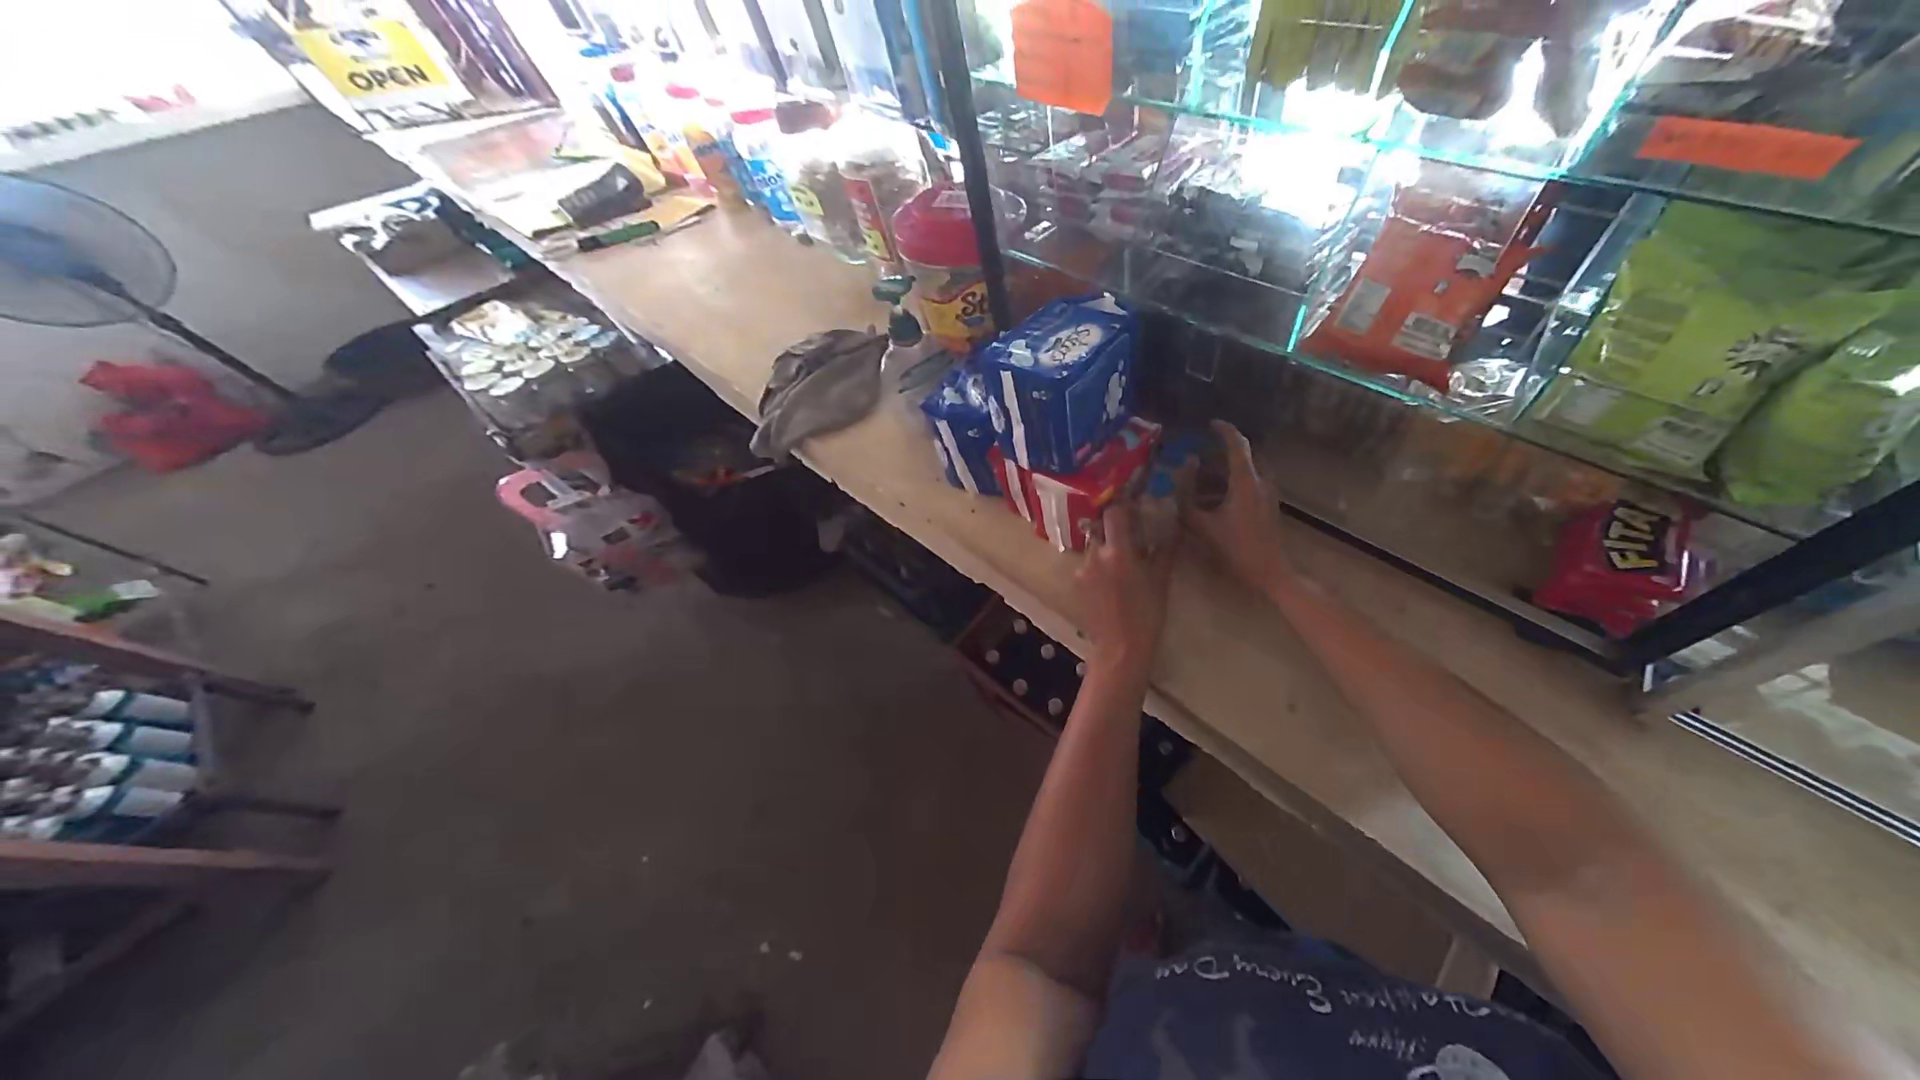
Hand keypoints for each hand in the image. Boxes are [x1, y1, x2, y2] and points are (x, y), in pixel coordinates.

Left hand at [1076, 501, 1175, 668]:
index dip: (1123, 507)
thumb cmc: (1147, 615)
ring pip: (1094, 546)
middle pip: (1102, 527)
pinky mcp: (1076, 582)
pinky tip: (1111, 580)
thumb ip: (1163, 549)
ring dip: (1106, 548)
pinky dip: (1099, 565)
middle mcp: (1095, 555)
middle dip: (1115, 528)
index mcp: (1117, 552)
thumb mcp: (1161, 580)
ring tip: (1122, 562)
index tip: (1134, 508)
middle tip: (1131, 534)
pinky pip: (1088, 564)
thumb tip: (1170, 525)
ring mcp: (1082, 569)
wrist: (1120, 648)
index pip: (1114, 512)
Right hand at [1184, 420, 1289, 591]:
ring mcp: (1267, 493)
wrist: (1270, 572)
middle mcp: (1260, 481)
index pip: (1237, 444)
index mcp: (1245, 482)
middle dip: (1220, 450)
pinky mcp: (1268, 505)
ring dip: (1224, 469)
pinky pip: (1249, 483)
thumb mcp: (1202, 524)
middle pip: (1242, 455)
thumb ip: (1186, 496)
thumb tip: (1180, 469)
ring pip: (1245, 470)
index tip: (1209, 424)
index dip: (1224, 430)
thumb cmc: (1235, 548)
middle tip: (1198, 452)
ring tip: (1201, 476)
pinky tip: (1213, 497)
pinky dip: (1231, 482)